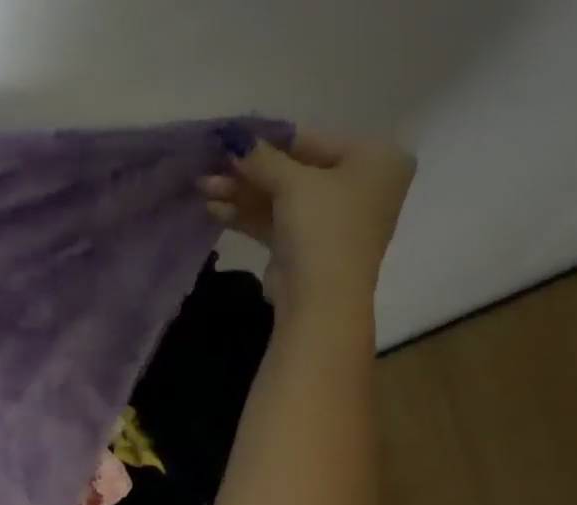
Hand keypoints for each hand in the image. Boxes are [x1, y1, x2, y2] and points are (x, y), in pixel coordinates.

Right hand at [200, 133, 414, 308]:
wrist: (321, 293)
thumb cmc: (323, 226)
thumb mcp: (294, 183)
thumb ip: (264, 159)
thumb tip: (237, 140)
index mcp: (374, 157)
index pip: (314, 140)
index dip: (269, 142)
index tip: (230, 145)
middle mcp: (359, 182)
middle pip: (294, 169)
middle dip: (248, 172)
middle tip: (208, 169)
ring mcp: (331, 214)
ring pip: (280, 196)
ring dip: (240, 193)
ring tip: (202, 189)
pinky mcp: (305, 240)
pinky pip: (274, 218)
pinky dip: (245, 213)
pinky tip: (213, 209)